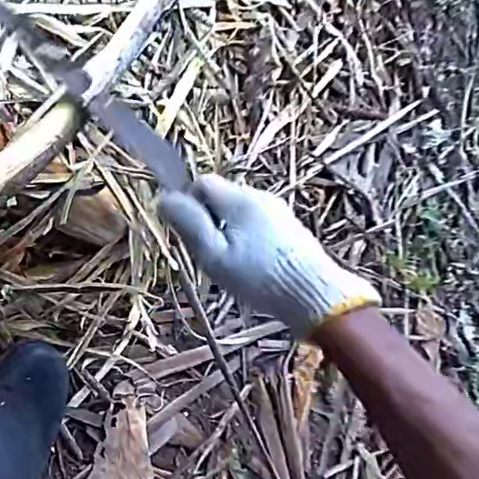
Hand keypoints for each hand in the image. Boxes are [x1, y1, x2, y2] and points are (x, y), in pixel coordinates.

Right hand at [158, 176, 377, 335]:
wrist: (314, 296)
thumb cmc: (258, 277)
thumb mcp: (213, 253)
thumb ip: (188, 222)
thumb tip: (163, 198)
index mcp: (239, 199)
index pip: (201, 182)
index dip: (186, 201)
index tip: (186, 232)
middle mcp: (260, 197)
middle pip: (219, 196)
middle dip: (205, 218)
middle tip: (206, 252)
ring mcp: (277, 211)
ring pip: (236, 210)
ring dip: (224, 229)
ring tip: (228, 262)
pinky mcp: (288, 227)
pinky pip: (254, 222)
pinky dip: (243, 236)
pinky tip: (249, 263)